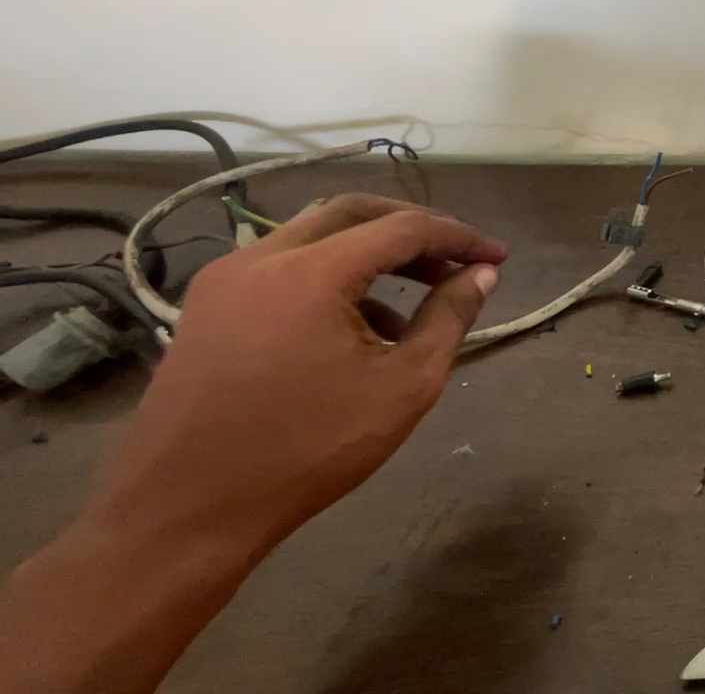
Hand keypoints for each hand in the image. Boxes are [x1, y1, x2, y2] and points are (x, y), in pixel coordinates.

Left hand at [91, 194, 507, 552]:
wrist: (183, 514)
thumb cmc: (308, 448)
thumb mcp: (405, 383)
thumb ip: (449, 316)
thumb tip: (482, 273)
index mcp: (309, 274)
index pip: (404, 228)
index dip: (460, 237)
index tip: (498, 258)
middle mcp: (260, 261)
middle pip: (354, 212)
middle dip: (417, 227)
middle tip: (460, 256)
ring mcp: (225, 283)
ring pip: (317, 235)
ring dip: (376, 250)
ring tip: (422, 290)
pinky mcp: (208, 310)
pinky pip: (286, 266)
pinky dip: (337, 274)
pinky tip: (367, 324)